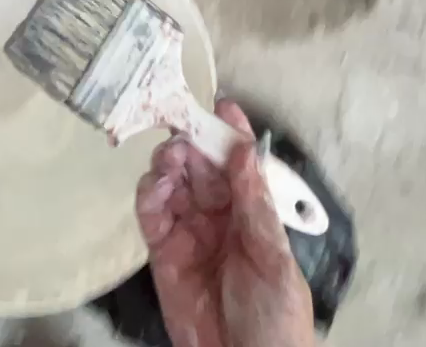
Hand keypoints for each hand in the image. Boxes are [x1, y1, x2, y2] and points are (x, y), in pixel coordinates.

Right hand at [135, 102, 315, 346]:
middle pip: (198, 164)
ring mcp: (186, 228)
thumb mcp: (274, 261)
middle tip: (182, 126)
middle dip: (191, 140)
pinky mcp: (160, 248)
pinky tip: (157, 185)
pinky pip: (149, 210)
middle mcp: (217, 213)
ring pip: (170, 178)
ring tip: (172, 159)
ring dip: (168, 161)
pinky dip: (149, 191)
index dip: (229, 133)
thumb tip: (244, 150)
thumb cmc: (276, 321)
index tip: (222, 105)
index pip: (238, 164)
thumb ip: (255, 205)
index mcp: (250, 213)